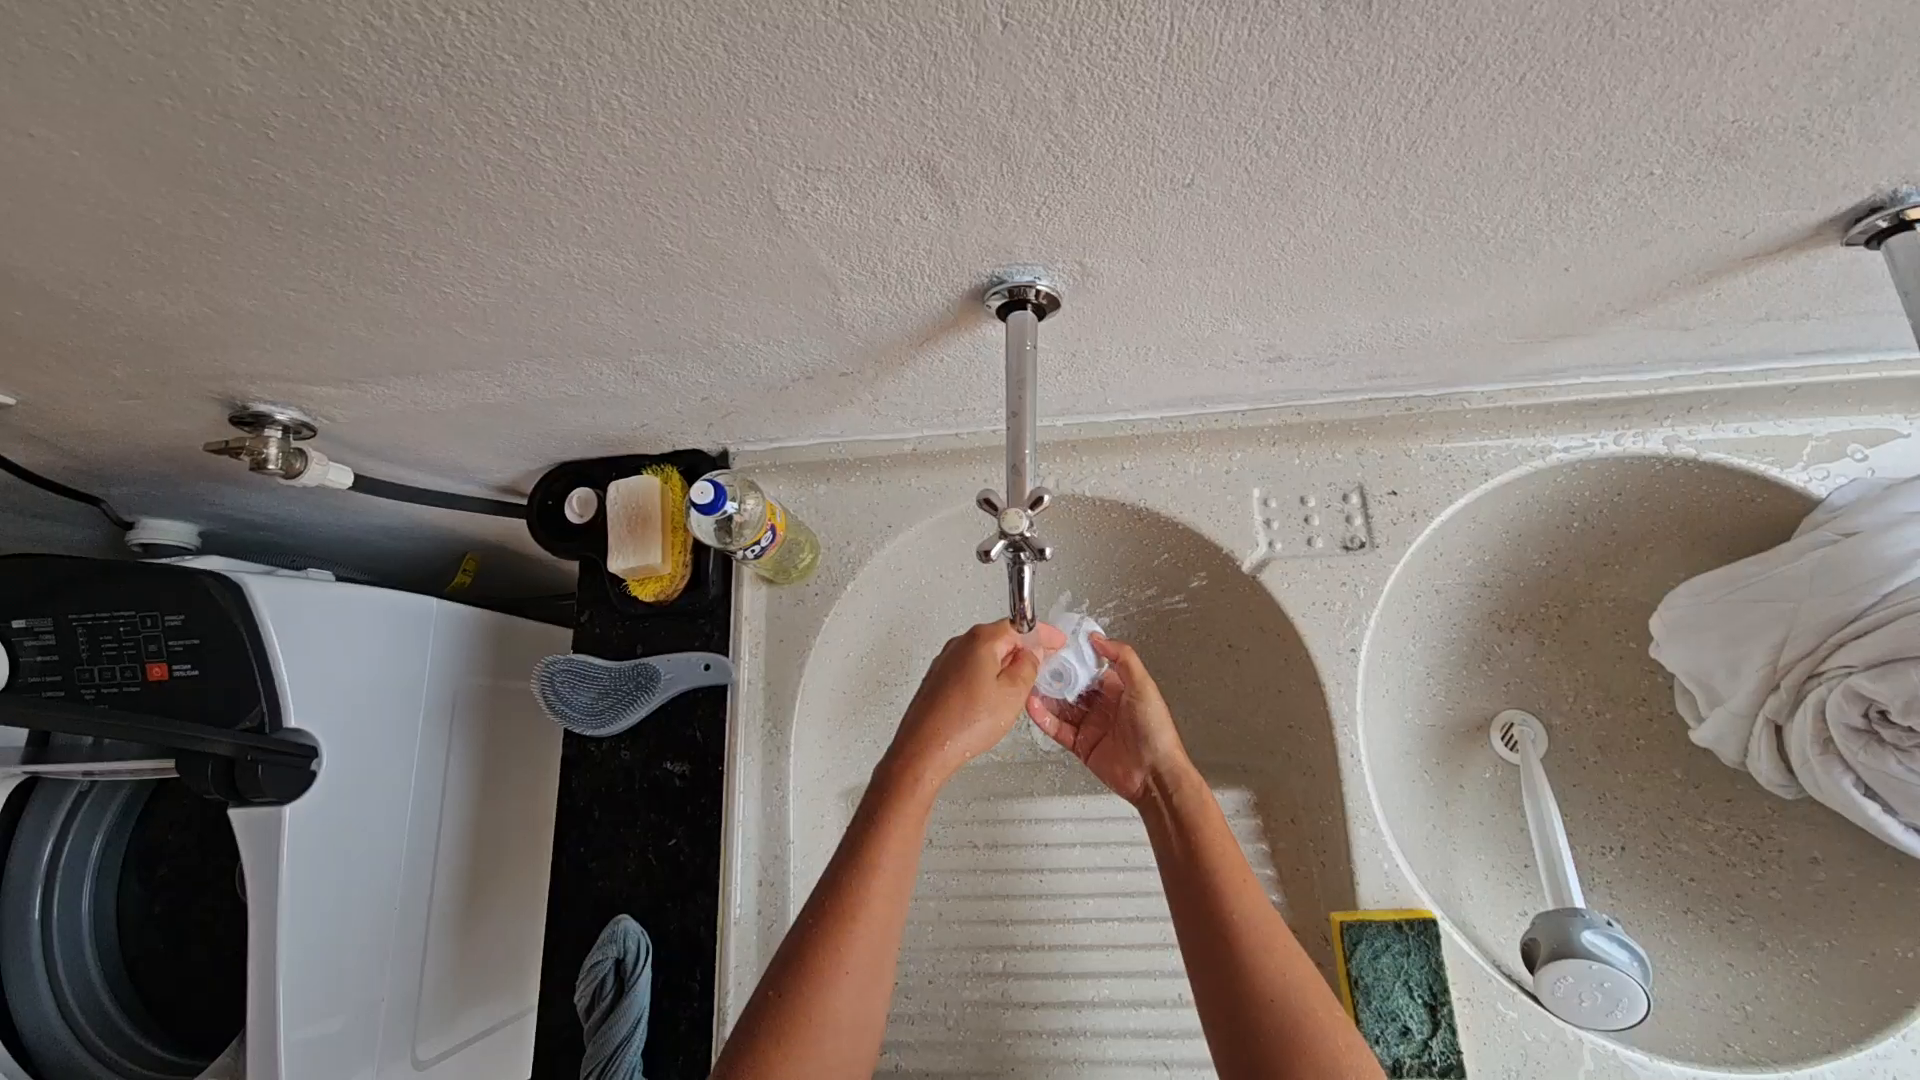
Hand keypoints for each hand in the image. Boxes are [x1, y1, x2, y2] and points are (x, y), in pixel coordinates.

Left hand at [879, 620, 1064, 788]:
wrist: (924, 748)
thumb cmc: (962, 724)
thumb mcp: (1013, 694)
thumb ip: (1028, 666)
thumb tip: (1032, 654)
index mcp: (980, 641)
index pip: (1019, 625)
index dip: (1042, 634)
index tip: (1055, 640)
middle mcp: (960, 645)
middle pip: (1000, 637)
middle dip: (1023, 650)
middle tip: (1042, 664)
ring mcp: (946, 661)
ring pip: (984, 655)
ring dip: (1004, 666)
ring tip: (1016, 692)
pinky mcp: (939, 679)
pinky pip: (970, 669)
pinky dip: (986, 677)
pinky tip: (990, 701)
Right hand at [1026, 634, 1194, 804]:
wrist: (1155, 775)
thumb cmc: (1157, 733)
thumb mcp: (1143, 686)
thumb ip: (1123, 658)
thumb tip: (1100, 639)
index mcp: (1118, 689)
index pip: (1089, 669)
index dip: (1073, 658)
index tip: (1057, 648)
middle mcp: (1103, 706)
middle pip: (1072, 687)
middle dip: (1055, 677)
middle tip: (1037, 666)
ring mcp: (1091, 726)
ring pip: (1061, 707)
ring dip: (1046, 696)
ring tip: (1030, 684)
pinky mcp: (1081, 745)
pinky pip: (1058, 729)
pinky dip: (1044, 718)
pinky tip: (1034, 707)